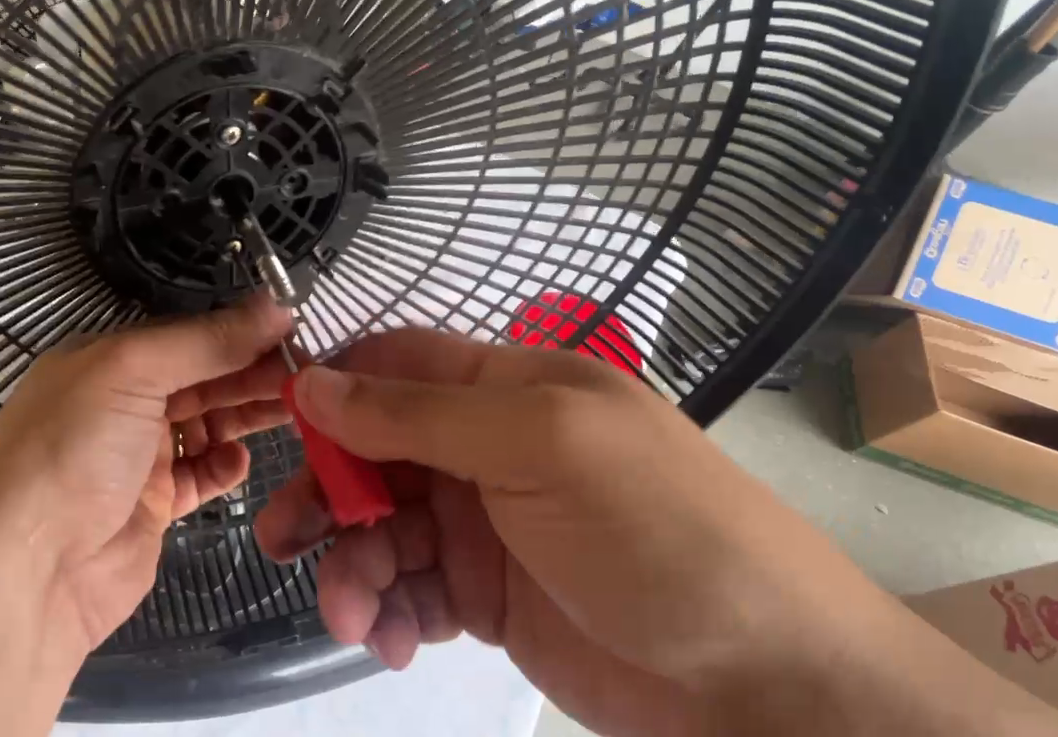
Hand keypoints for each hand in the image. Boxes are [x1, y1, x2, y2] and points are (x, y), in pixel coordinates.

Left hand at [0, 292, 294, 648]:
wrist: (31, 569)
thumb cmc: (74, 448)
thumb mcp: (131, 372)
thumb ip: (204, 341)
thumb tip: (274, 305)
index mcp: (104, 360)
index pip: (185, 335)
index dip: (238, 332)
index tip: (294, 330)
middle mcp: (119, 402)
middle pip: (200, 377)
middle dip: (251, 372)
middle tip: (311, 373)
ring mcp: (135, 456)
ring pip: (205, 423)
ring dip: (245, 414)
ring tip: (295, 410)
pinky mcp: (151, 506)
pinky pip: (199, 475)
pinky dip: (222, 465)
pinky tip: (240, 460)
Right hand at [253, 328, 1057, 736]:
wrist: (775, 691)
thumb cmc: (659, 532)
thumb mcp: (539, 445)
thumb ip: (419, 414)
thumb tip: (310, 380)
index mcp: (506, 388)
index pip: (396, 365)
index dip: (336, 387)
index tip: (284, 424)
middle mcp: (485, 449)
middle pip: (373, 452)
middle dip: (327, 493)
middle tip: (282, 538)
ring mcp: (483, 526)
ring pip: (381, 527)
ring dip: (352, 566)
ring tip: (352, 616)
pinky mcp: (485, 597)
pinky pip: (408, 592)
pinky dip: (386, 612)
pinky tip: (389, 640)